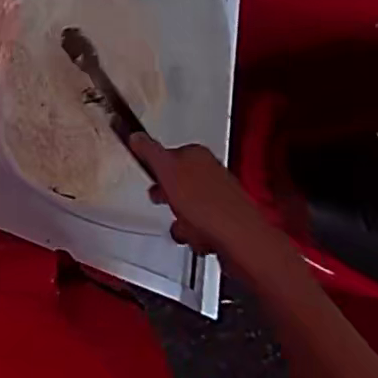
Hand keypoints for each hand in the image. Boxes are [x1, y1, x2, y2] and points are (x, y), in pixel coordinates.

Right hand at [129, 133, 288, 260]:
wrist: (240, 241)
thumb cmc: (206, 205)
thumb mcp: (166, 171)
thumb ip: (149, 151)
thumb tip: (136, 135)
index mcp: (198, 155)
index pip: (169, 154)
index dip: (156, 168)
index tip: (150, 177)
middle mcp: (212, 173)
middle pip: (179, 181)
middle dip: (169, 196)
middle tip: (163, 201)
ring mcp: (220, 198)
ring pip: (189, 207)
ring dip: (182, 220)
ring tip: (183, 226)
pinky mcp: (226, 222)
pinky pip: (202, 226)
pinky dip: (196, 234)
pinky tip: (197, 237)